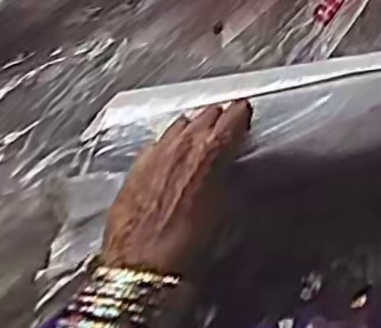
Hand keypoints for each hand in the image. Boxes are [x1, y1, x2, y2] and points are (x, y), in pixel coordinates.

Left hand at [100, 101, 250, 274]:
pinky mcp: (135, 166)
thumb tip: (237, 166)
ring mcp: (158, 151)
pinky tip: (169, 162)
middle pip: (209, 112)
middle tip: (223, 138)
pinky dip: (168, 146)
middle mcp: (186, 141)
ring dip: (192, 131)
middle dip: (219, 121)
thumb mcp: (230, 205)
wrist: (141, 270)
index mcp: (215, 146)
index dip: (244, 117)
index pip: (238, 110)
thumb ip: (236, 173)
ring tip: (196, 148)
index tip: (245, 126)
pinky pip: (157, 142)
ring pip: (182, 123)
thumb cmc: (189, 242)